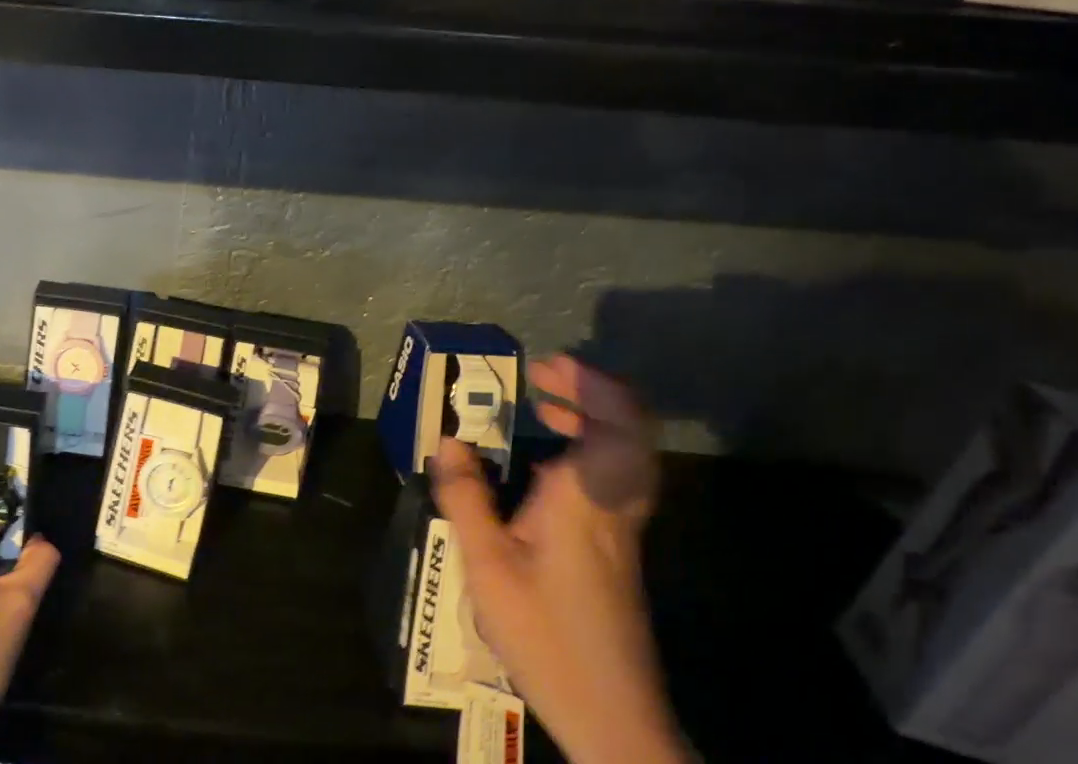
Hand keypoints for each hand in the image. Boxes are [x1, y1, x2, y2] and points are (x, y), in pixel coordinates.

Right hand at [431, 356, 686, 763]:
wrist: (611, 711)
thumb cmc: (545, 633)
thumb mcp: (487, 565)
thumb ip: (466, 497)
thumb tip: (448, 441)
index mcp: (587, 497)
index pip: (618, 420)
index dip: (592, 382)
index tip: (546, 366)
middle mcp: (613, 502)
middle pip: (630, 429)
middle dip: (590, 393)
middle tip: (541, 380)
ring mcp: (622, 526)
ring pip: (625, 454)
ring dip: (591, 421)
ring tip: (541, 411)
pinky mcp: (617, 547)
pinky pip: (613, 477)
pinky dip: (587, 452)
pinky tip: (544, 468)